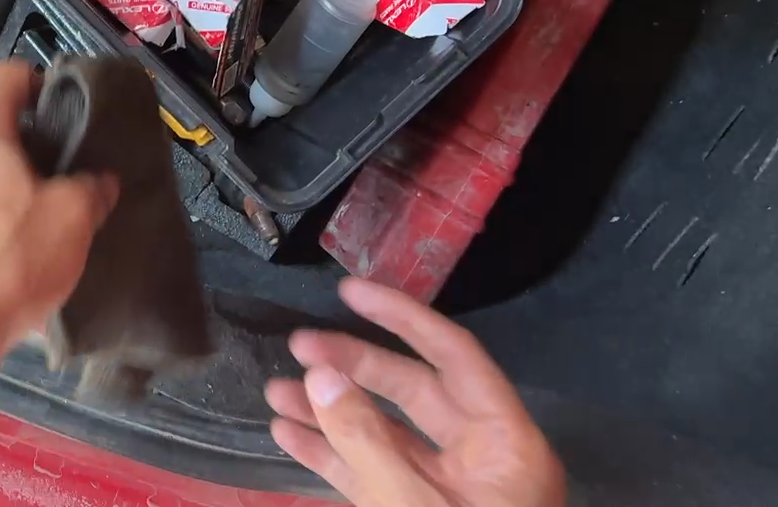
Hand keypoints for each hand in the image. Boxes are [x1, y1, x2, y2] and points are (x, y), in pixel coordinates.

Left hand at [0, 61, 118, 363]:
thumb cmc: (9, 257)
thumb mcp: (72, 216)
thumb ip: (91, 185)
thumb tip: (97, 180)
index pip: (12, 74)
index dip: (47, 84)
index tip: (75, 114)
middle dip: (36, 136)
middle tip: (73, 164)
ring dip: (15, 173)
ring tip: (53, 204)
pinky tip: (22, 235)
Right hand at [266, 277, 564, 506]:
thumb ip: (366, 443)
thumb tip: (321, 373)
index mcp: (503, 448)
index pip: (453, 357)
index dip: (403, 317)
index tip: (347, 290)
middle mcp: (478, 459)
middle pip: (407, 387)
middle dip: (348, 364)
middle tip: (295, 346)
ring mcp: (447, 490)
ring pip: (381, 427)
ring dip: (326, 407)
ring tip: (274, 391)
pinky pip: (368, 468)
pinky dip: (327, 450)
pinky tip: (285, 434)